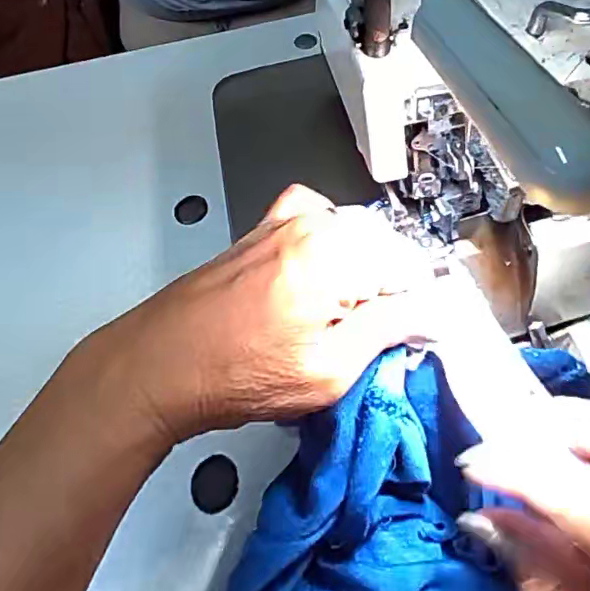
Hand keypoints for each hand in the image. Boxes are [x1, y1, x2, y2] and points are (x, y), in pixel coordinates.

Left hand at [77, 185, 433, 445]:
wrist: (164, 359)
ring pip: (355, 233)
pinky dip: (332, 242)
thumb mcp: (327, 372)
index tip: (413, 332)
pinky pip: (319, 219)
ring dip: (360, 268)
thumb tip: (425, 313)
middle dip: (388, 287)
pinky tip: (319, 278)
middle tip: (372, 332)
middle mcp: (311, 223)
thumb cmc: (230, 370)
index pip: (409, 268)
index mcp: (333, 253)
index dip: (417, 306)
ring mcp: (286, 218)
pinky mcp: (267, 224)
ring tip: (336, 315)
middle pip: (384, 246)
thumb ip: (387, 330)